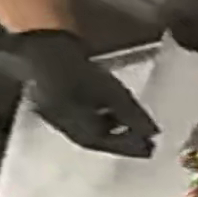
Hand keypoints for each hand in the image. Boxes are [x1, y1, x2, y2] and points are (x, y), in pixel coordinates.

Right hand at [9, 30, 159, 157]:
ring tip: (133, 131)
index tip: (151, 148)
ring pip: (86, 131)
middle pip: (96, 140)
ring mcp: (52, 113)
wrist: (44, 48)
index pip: (107, 144)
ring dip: (111, 133)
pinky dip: (98, 122)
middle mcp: (62, 125)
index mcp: (77, 127)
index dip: (131, 148)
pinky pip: (77, 120)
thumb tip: (153, 133)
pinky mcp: (49, 102)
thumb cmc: (82, 74)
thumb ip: (135, 117)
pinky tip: (111, 117)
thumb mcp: (115, 96)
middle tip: (146, 145)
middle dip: (122, 143)